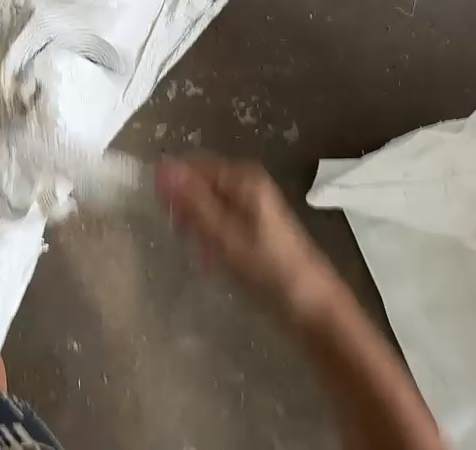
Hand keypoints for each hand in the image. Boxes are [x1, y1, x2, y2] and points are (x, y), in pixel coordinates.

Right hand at [156, 155, 341, 322]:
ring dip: (197, 227)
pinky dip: (211, 238)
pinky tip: (212, 260)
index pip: (191, 165)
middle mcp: (247, 183)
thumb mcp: (223, 235)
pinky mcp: (254, 226)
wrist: (315, 310)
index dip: (172, 185)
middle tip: (183, 237)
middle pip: (199, 184)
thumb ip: (191, 200)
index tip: (163, 212)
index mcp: (242, 178)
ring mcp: (252, 205)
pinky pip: (220, 221)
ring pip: (207, 205)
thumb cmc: (268, 270)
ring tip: (200, 255)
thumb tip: (160, 166)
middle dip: (186, 210)